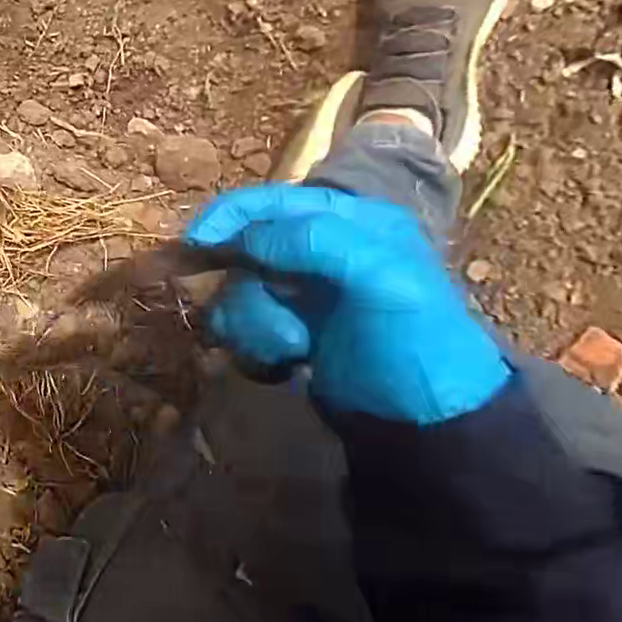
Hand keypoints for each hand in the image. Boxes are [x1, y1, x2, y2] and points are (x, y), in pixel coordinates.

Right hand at [185, 183, 509, 424]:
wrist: (425, 420)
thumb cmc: (412, 340)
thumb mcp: (382, 279)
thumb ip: (318, 241)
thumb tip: (247, 238)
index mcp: (349, 221)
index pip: (276, 201)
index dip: (232, 215)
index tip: (197, 241)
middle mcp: (318, 250)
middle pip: (248, 248)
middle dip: (250, 288)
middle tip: (270, 321)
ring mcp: (300, 291)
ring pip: (241, 290)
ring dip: (256, 322)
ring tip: (292, 347)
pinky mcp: (287, 328)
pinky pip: (243, 323)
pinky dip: (254, 343)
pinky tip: (285, 362)